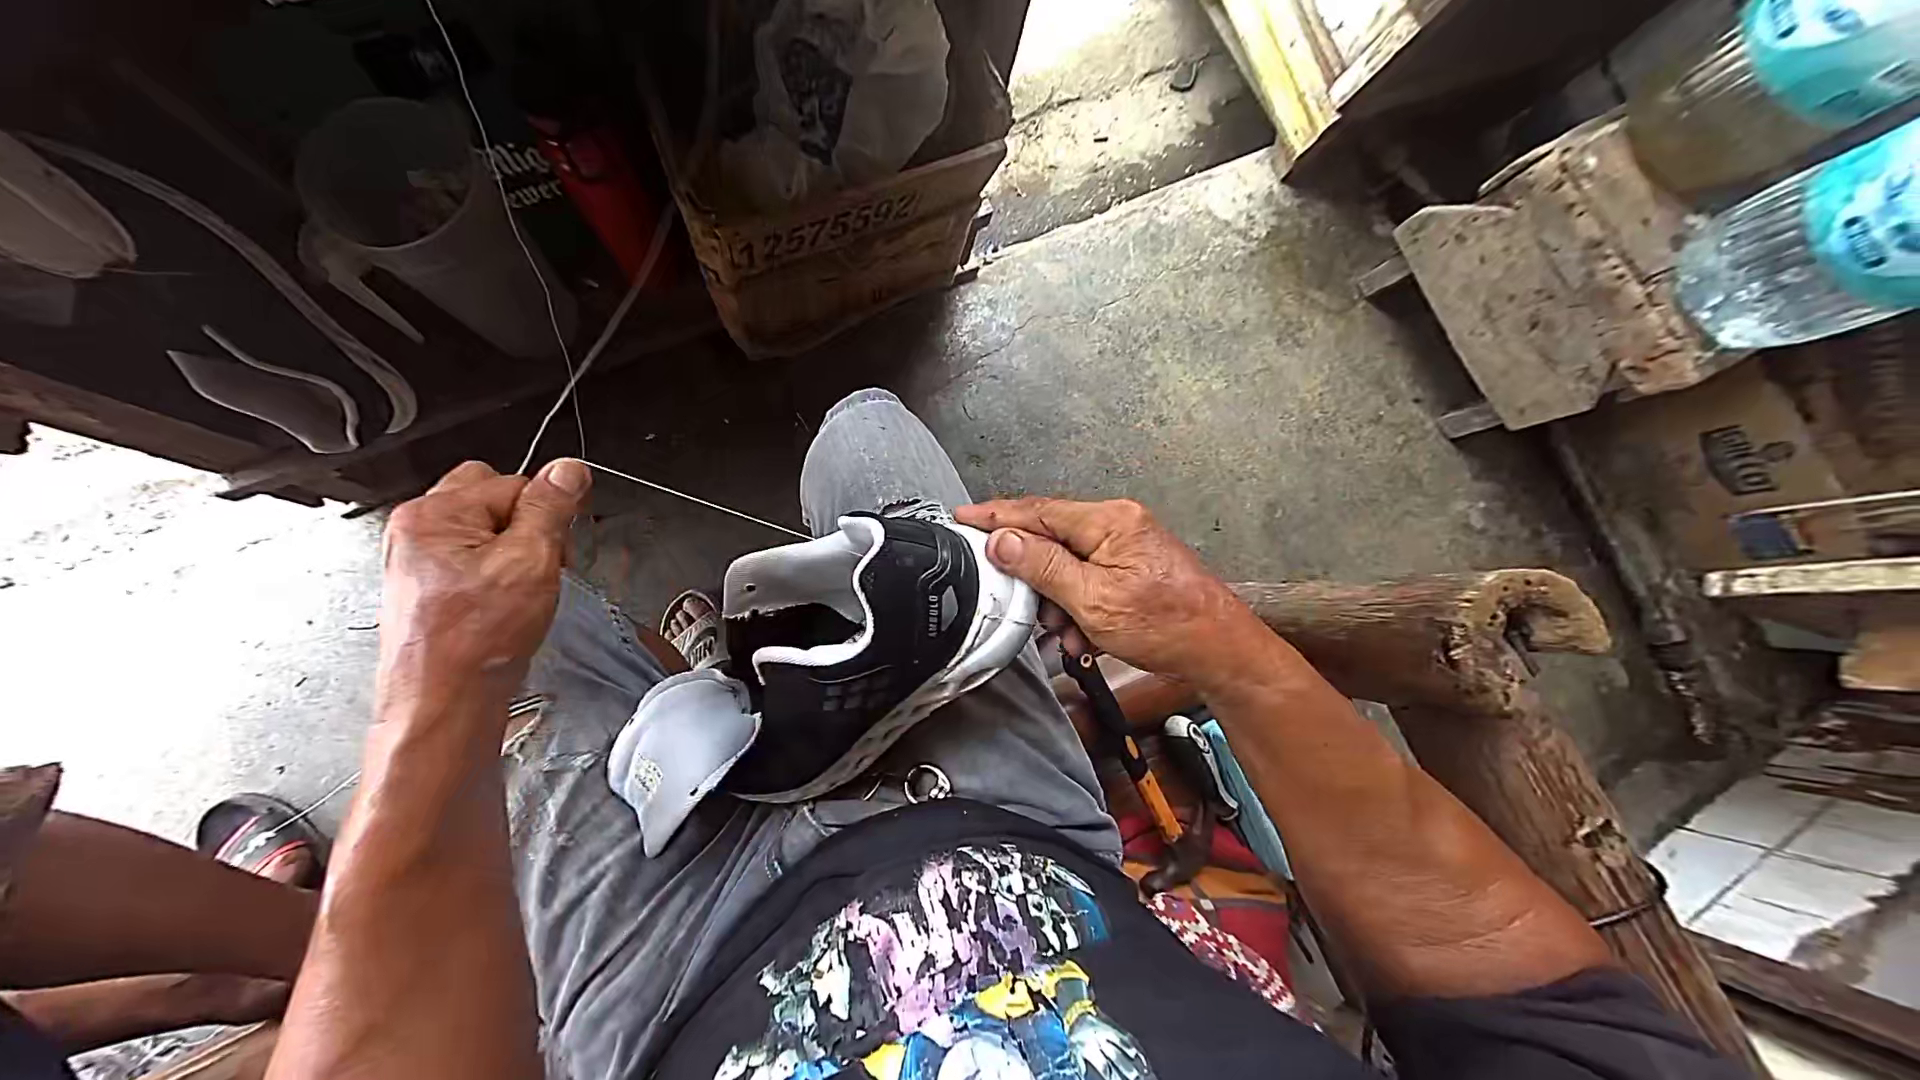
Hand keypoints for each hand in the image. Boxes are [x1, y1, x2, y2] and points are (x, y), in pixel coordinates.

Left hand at [376, 459, 589, 716]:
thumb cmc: (475, 640)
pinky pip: (478, 556)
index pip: (515, 482)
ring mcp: (421, 559)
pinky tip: (511, 599)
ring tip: (526, 586)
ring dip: (519, 549)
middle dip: (530, 523)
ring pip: (489, 528)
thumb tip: (568, 470)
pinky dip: (503, 571)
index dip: (549, 513)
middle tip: (544, 559)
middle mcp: (418, 530)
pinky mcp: (433, 585)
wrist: (446, 701)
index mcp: (434, 514)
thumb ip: (550, 508)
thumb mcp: (531, 562)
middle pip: (494, 496)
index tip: (561, 541)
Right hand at [954, 497, 1272, 686]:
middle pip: (1049, 537)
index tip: (965, 518)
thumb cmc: (1169, 625)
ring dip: (1056, 598)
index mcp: (1108, 521)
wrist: (1218, 649)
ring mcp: (1125, 543)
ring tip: (1066, 629)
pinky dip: (1077, 603)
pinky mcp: (1129, 564)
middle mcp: (1117, 523)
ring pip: (1066, 562)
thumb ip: (1043, 566)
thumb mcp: (1093, 600)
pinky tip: (1083, 632)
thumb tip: (1004, 541)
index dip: (995, 516)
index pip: (1036, 510)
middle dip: (1032, 576)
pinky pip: (1086, 575)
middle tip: (1022, 604)